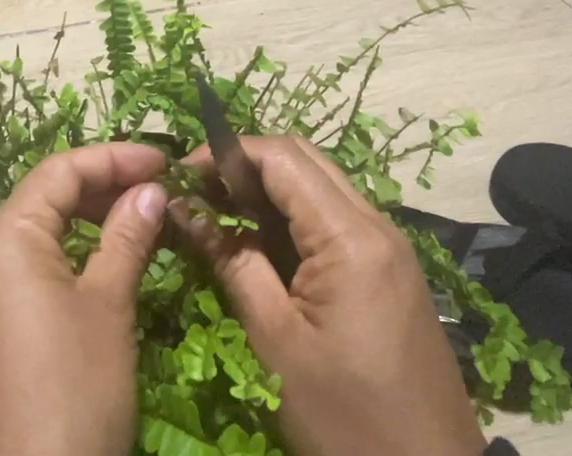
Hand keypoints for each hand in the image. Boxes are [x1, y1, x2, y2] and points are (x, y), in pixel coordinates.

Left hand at [0, 143, 169, 455]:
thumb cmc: (73, 389)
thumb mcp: (108, 306)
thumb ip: (127, 236)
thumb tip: (150, 190)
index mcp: (3, 237)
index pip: (59, 171)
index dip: (114, 158)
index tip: (164, 161)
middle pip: (43, 197)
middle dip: (100, 186)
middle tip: (158, 190)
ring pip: (34, 233)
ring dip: (84, 220)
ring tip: (138, 221)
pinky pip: (23, 268)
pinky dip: (64, 255)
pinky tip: (101, 265)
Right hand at [184, 136, 484, 455]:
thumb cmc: (347, 418)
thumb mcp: (276, 341)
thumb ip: (232, 261)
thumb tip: (183, 207)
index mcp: (351, 237)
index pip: (281, 157)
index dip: (226, 152)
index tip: (181, 174)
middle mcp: (377, 226)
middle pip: (303, 160)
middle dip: (244, 164)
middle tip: (198, 193)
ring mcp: (389, 248)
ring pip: (319, 186)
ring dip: (266, 189)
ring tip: (217, 215)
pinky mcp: (390, 271)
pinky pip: (334, 219)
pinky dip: (291, 216)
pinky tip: (258, 244)